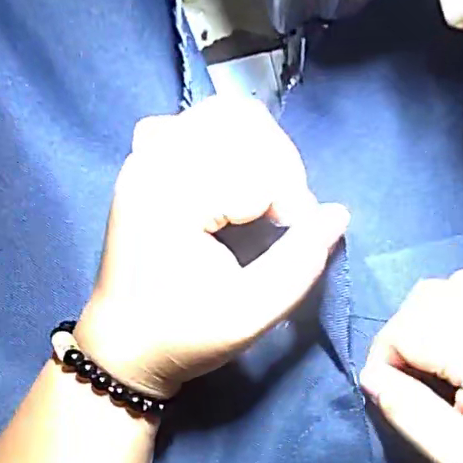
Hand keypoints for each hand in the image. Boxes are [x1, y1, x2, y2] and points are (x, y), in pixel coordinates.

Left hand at [73, 96, 349, 398]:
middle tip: (283, 220)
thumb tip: (339, 214)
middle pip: (245, 121)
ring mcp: (145, 154)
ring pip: (224, 115)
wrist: (124, 347)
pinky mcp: (145, 161)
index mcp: (175, 195)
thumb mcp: (250, 314)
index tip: (295, 241)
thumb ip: (301, 263)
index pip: (261, 164)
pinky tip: (230, 189)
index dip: (294, 202)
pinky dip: (228, 148)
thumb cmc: (183, 336)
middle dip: (281, 169)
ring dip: (260, 156)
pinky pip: (198, 125)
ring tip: (263, 204)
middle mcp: (155, 159)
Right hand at [359, 270, 462, 462]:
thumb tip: (372, 377)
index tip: (387, 398)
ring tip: (433, 368)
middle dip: (402, 335)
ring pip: (457, 287)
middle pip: (428, 296)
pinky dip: (462, 312)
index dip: (383, 359)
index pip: (408, 326)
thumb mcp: (462, 458)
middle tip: (406, 384)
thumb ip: (410, 412)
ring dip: (430, 320)